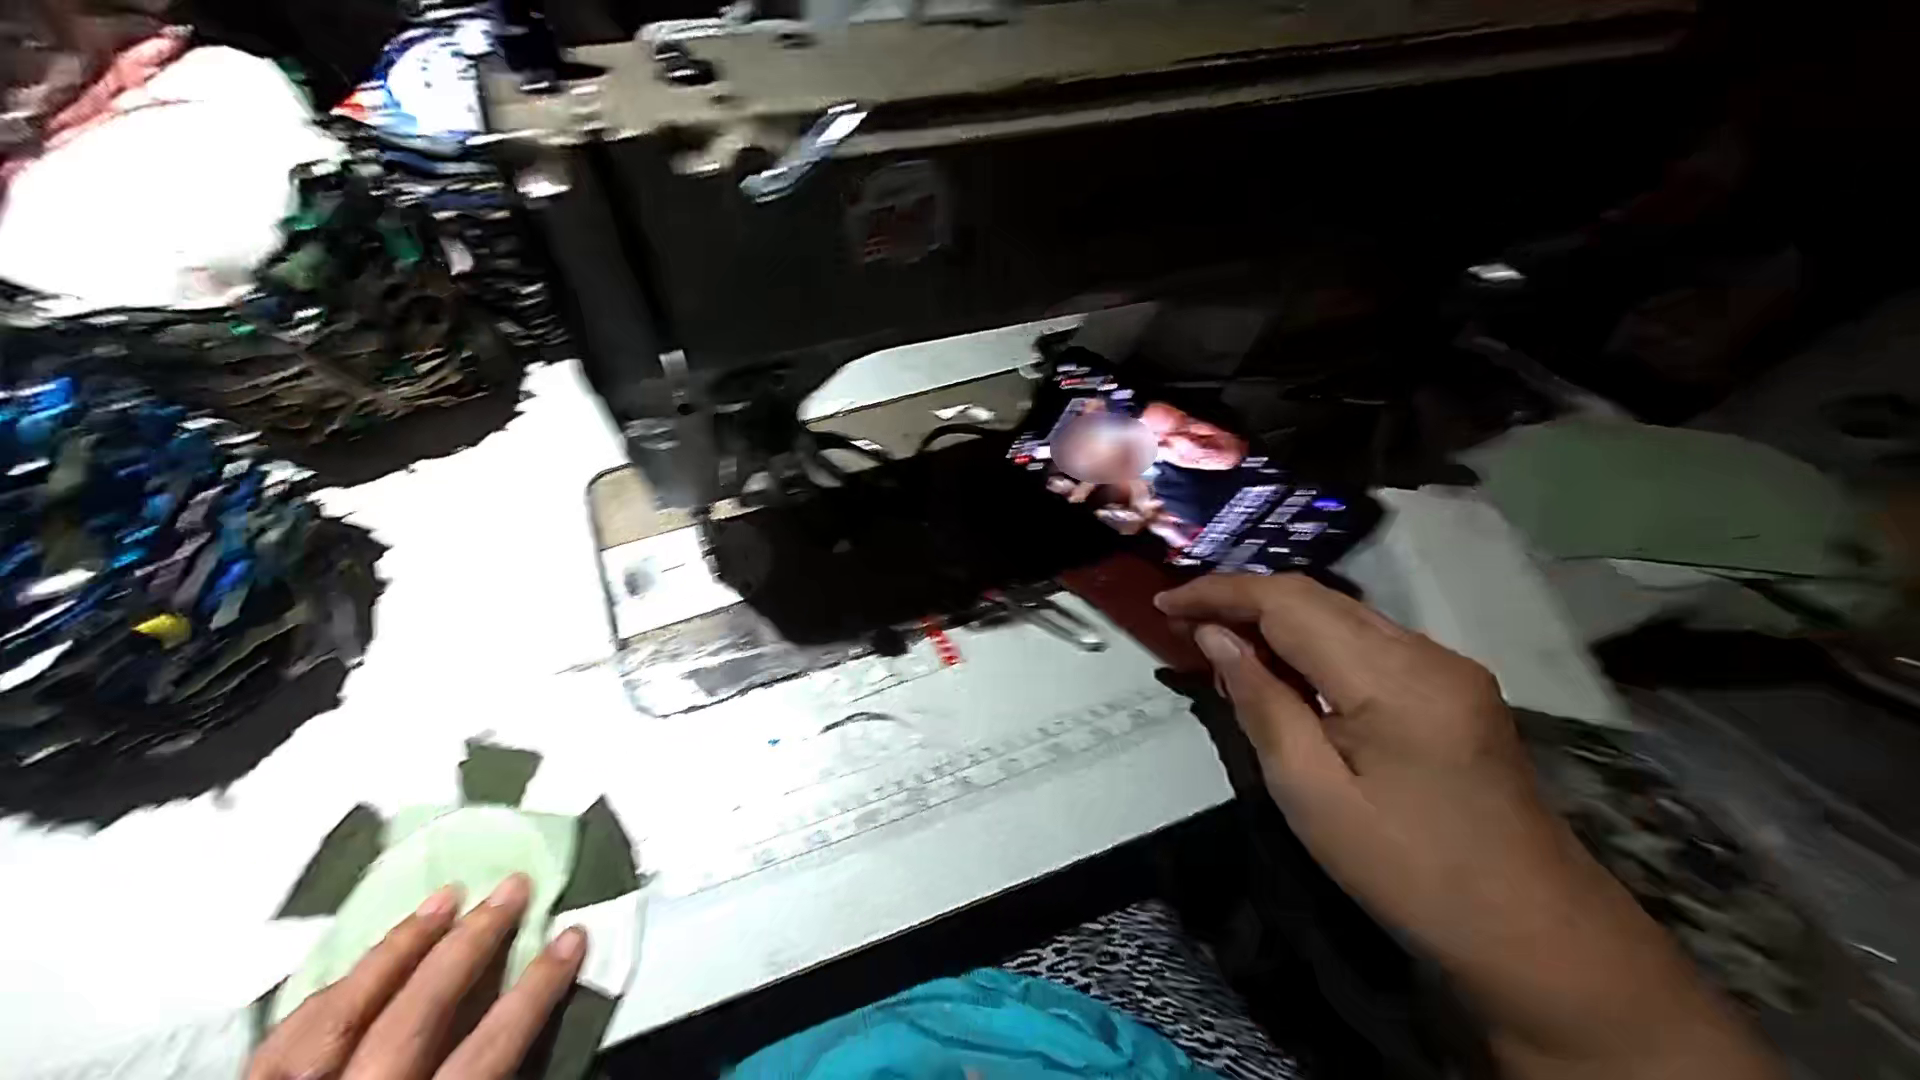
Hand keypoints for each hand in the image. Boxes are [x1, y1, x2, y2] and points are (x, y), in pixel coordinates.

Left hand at [249, 874, 587, 1079]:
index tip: (572, 936)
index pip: (488, 1054)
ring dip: (398, 950)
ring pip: (337, 1021)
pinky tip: (359, 964)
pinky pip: (277, 1046)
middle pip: (416, 1018)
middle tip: (513, 887)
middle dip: (472, 944)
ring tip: (443, 898)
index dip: (536, 990)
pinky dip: (326, 995)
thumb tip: (532, 1048)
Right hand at [1155, 573, 1781, 1079]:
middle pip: (1314, 595)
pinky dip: (1309, 640)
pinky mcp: (1452, 686)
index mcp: (1393, 679)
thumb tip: (1214, 636)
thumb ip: (1260, 701)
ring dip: (1273, 617)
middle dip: (1241, 598)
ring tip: (1217, 639)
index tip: (1164, 601)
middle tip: (1181, 619)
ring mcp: (1447, 667)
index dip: (1219, 593)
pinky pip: (1364, 640)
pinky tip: (1280, 667)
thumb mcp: (1309, 792)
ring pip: (1340, 613)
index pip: (1287, 602)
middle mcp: (1425, 653)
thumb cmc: (1407, 871)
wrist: (1538, 936)